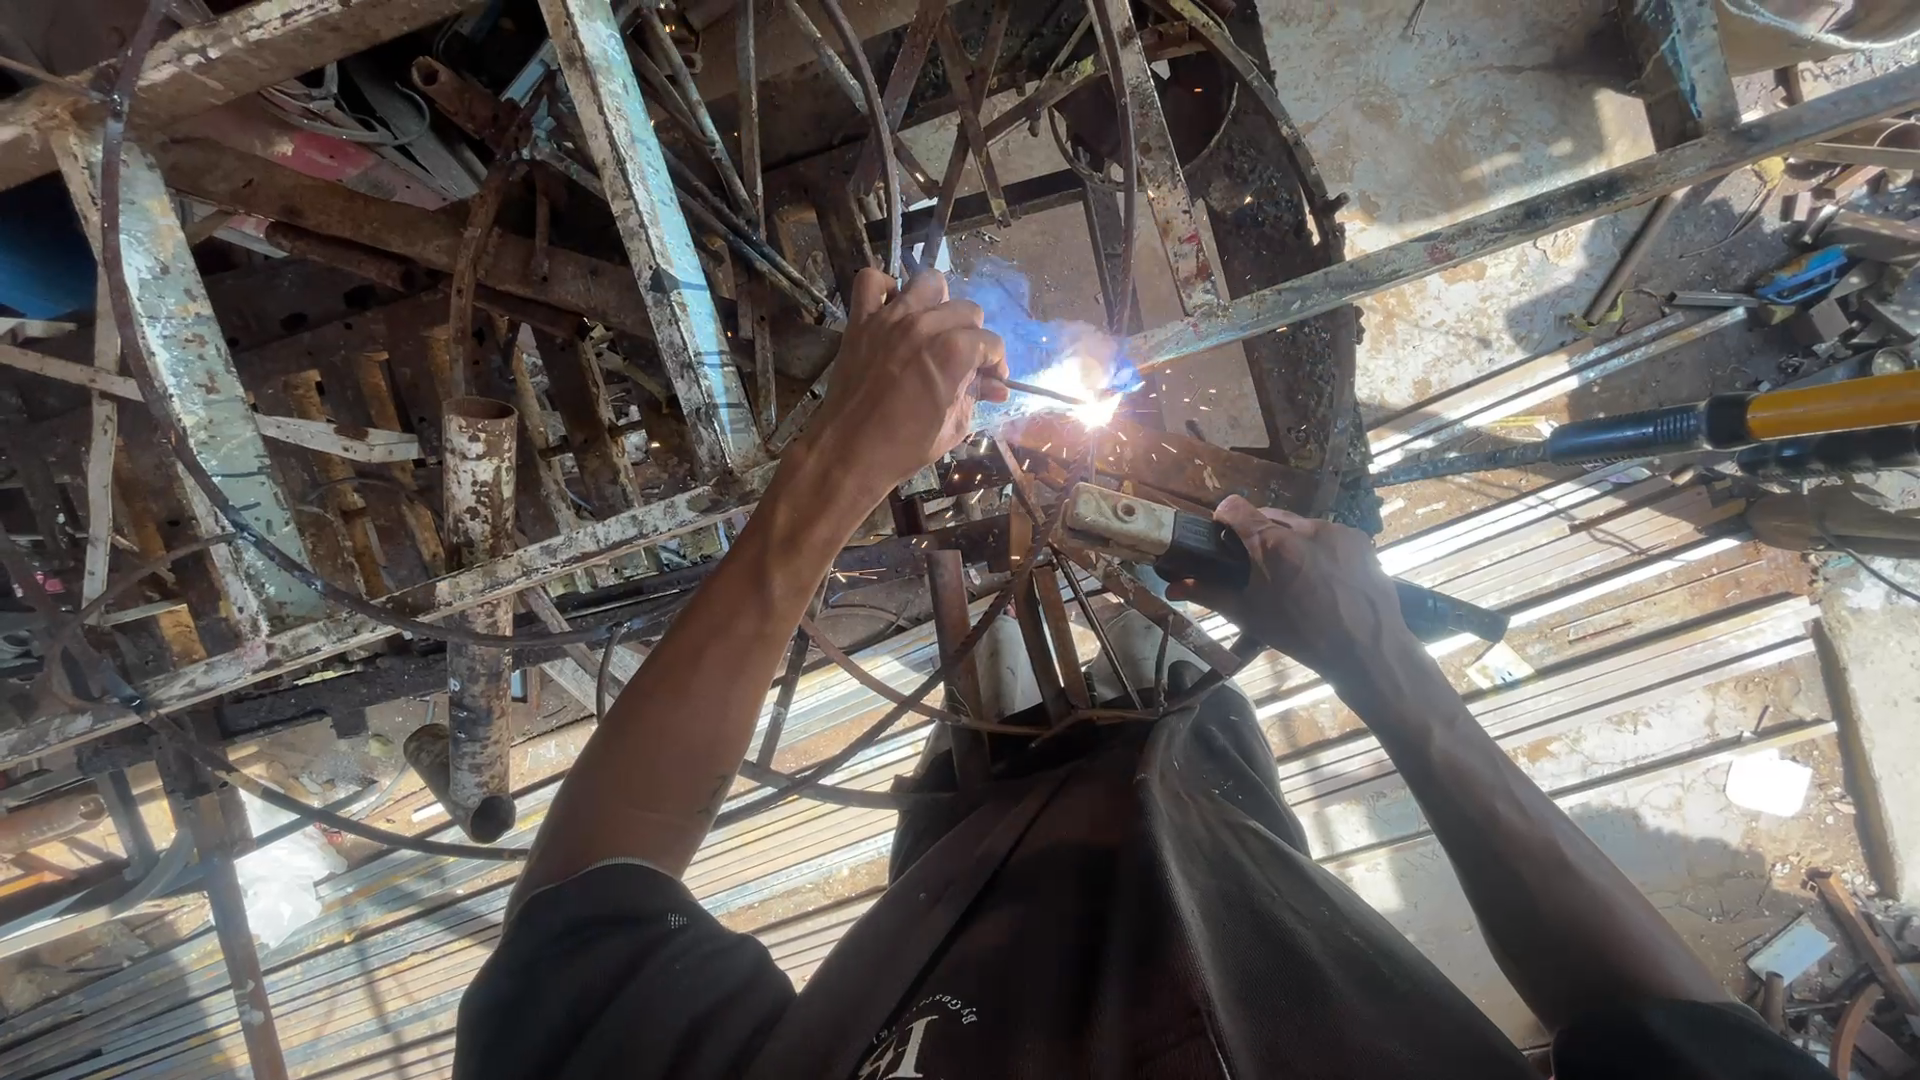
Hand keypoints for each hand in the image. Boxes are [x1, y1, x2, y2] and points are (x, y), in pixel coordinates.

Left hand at [799, 268, 1008, 498]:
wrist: (850, 452)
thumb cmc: (904, 447)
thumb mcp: (953, 426)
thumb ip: (976, 397)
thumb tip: (996, 387)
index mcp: (952, 351)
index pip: (990, 341)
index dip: (996, 362)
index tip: (991, 380)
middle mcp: (924, 325)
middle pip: (966, 309)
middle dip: (973, 335)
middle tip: (964, 361)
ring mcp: (889, 318)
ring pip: (928, 283)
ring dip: (938, 304)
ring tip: (934, 329)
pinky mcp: (860, 321)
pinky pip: (871, 281)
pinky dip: (885, 289)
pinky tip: (893, 311)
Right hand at [1165, 495, 1416, 686]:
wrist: (1365, 650)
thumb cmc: (1299, 634)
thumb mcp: (1249, 614)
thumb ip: (1208, 593)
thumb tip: (1171, 587)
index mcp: (1271, 543)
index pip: (1235, 506)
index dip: (1223, 517)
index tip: (1222, 534)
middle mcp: (1304, 527)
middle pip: (1269, 515)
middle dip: (1258, 532)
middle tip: (1256, 564)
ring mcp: (1336, 531)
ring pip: (1300, 524)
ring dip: (1289, 539)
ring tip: (1292, 574)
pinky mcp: (1359, 540)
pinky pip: (1328, 535)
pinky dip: (1318, 548)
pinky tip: (1322, 577)